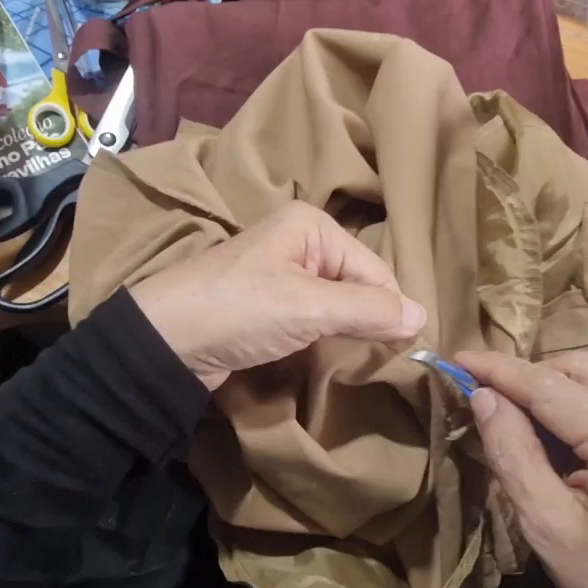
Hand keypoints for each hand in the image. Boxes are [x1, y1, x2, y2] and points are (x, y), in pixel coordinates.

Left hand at [130, 202, 426, 390]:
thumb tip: (424, 317)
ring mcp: (283, 276)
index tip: (402, 350)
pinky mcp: (269, 308)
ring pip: (338, 306)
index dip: (391, 309)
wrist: (163, 343)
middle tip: (377, 358)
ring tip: (354, 361)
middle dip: (369, 321)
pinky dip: (325, 340)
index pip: (375, 269)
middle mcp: (301, 243)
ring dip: (347, 334)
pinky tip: (327, 358)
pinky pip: (314, 320)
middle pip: (358, 286)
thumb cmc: (237, 311)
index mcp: (312, 226)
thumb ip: (368, 311)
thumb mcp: (308, 307)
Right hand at [457, 351, 587, 587]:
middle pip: (581, 370)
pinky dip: (583, 403)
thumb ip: (513, 452)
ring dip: (555, 386)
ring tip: (516, 409)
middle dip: (528, 373)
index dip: (500, 370)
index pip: (552, 388)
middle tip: (485, 390)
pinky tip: (558, 430)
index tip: (459, 359)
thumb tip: (483, 397)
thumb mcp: (546, 524)